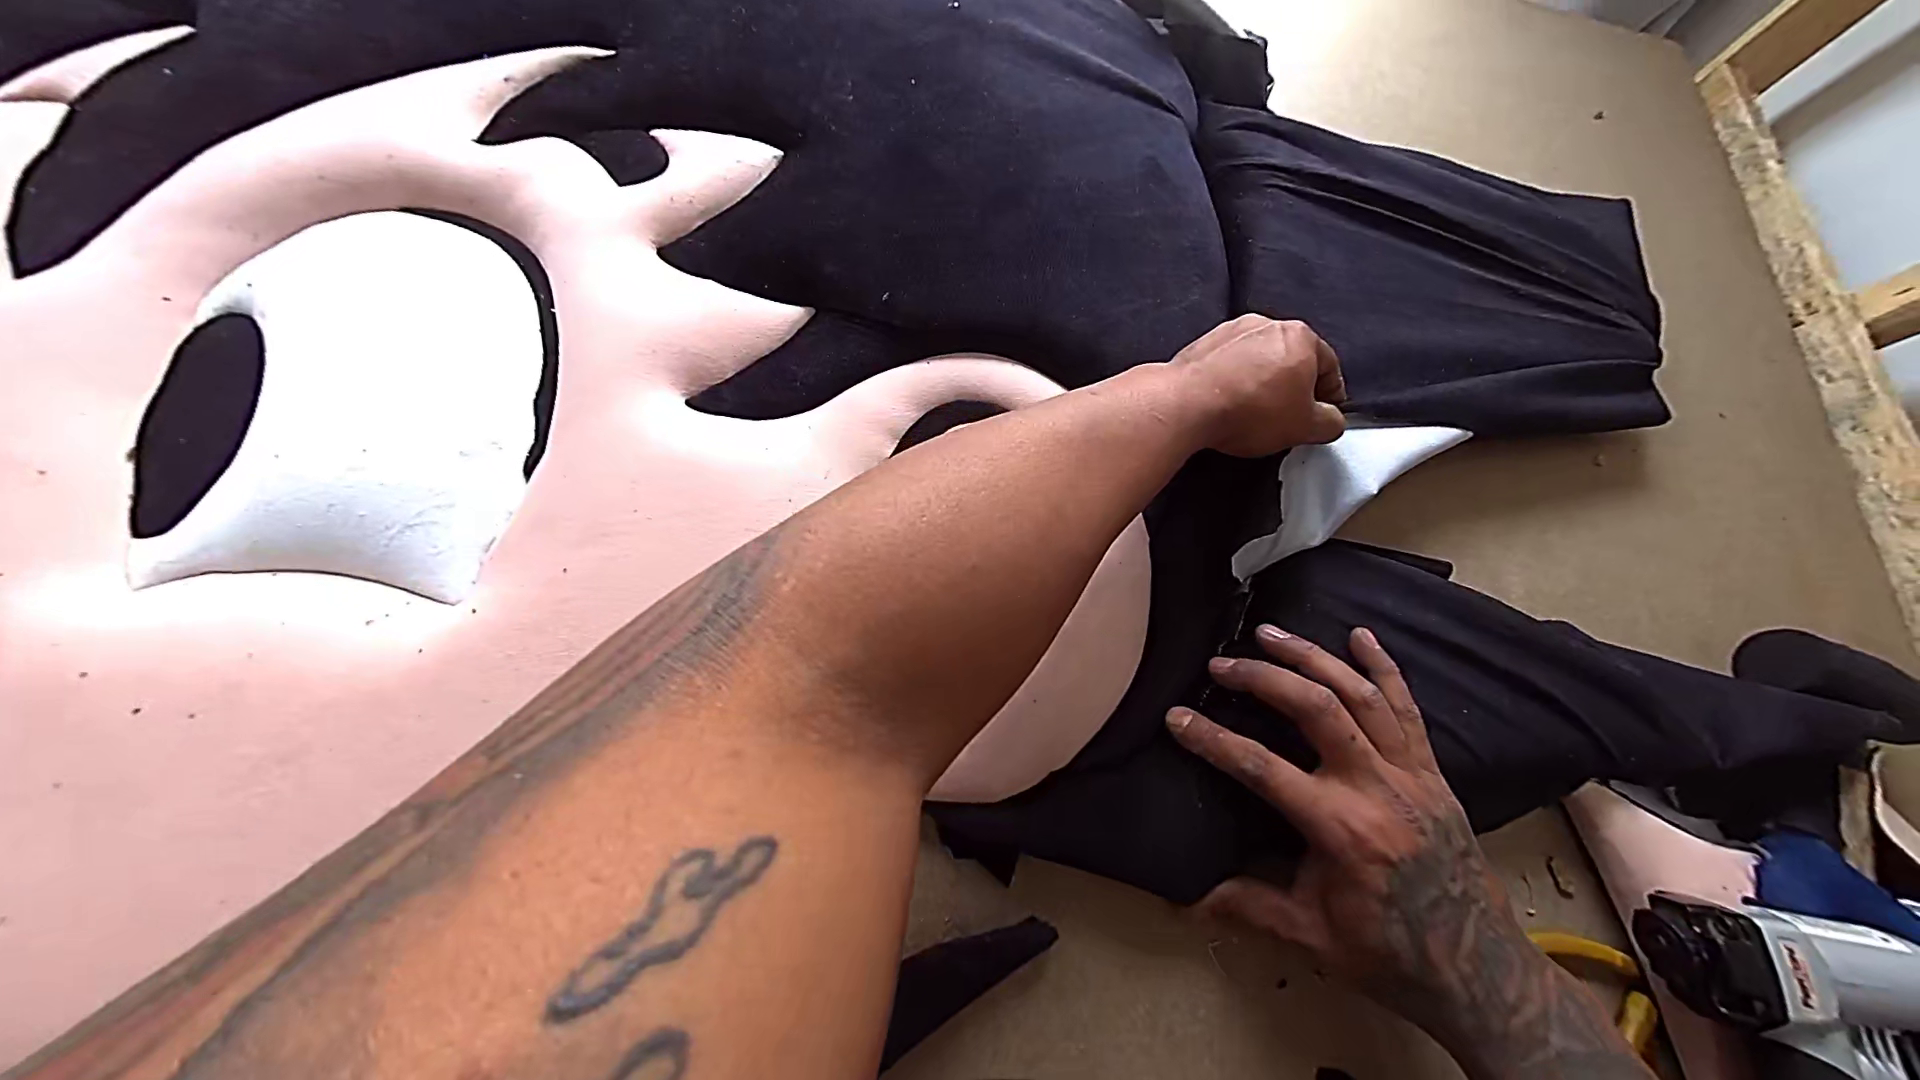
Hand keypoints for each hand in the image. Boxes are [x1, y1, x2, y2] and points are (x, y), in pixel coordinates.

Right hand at [1166, 624, 1511, 1019]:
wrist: (1486, 975)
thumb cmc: (1392, 956)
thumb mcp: (1312, 937)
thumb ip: (1248, 906)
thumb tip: (1185, 899)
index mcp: (1342, 829)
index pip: (1262, 767)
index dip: (1212, 739)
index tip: (1176, 716)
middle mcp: (1379, 789)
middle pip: (1316, 710)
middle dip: (1263, 678)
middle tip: (1221, 664)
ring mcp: (1412, 774)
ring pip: (1361, 696)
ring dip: (1312, 657)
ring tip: (1270, 633)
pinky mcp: (1433, 772)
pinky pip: (1410, 709)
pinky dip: (1384, 667)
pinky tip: (1360, 635)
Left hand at [1167, 315, 1346, 456]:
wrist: (1185, 406)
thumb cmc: (1246, 409)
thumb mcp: (1305, 427)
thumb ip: (1328, 423)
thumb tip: (1330, 422)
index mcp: (1300, 336)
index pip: (1327, 366)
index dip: (1330, 394)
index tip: (1325, 411)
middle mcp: (1263, 325)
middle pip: (1288, 361)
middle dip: (1290, 389)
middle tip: (1287, 418)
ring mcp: (1227, 334)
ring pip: (1254, 363)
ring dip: (1257, 386)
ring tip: (1252, 415)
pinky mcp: (1199, 348)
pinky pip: (1223, 369)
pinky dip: (1228, 385)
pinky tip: (1224, 408)